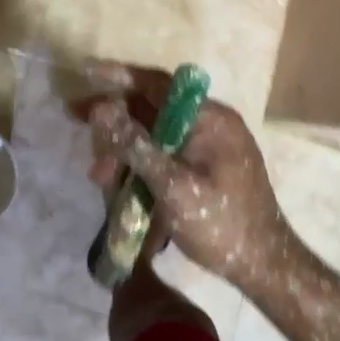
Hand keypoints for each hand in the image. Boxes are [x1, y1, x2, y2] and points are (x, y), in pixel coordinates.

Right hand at [78, 65, 290, 290]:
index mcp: (209, 119)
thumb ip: (135, 145)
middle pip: (151, 105)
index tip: (85, 72)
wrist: (265, 268)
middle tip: (74, 116)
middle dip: (113, 115)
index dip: (119, 76)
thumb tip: (100, 109)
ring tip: (98, 172)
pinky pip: (163, 150)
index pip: (157, 84)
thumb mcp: (172, 186)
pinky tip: (117, 180)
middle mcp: (209, 123)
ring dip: (122, 145)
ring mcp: (208, 145)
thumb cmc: (221, 225)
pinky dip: (138, 160)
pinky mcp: (203, 166)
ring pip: (153, 131)